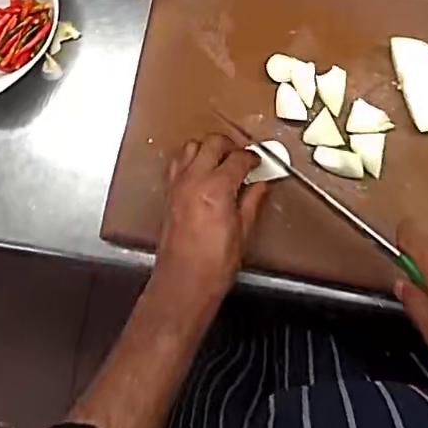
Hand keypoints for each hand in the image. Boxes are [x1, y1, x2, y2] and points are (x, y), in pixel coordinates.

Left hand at [151, 134, 267, 312]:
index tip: (258, 162)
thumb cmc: (214, 265)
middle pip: (213, 142)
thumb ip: (252, 201)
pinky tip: (199, 172)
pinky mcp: (167, 193)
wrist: (183, 285)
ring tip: (220, 161)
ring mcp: (178, 184)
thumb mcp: (243, 232)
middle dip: (230, 145)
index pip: (239, 158)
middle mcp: (194, 179)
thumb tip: (260, 184)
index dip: (252, 158)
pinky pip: (177, 162)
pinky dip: (189, 160)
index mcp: (217, 187)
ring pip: (191, 146)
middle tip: (241, 157)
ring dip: (207, 148)